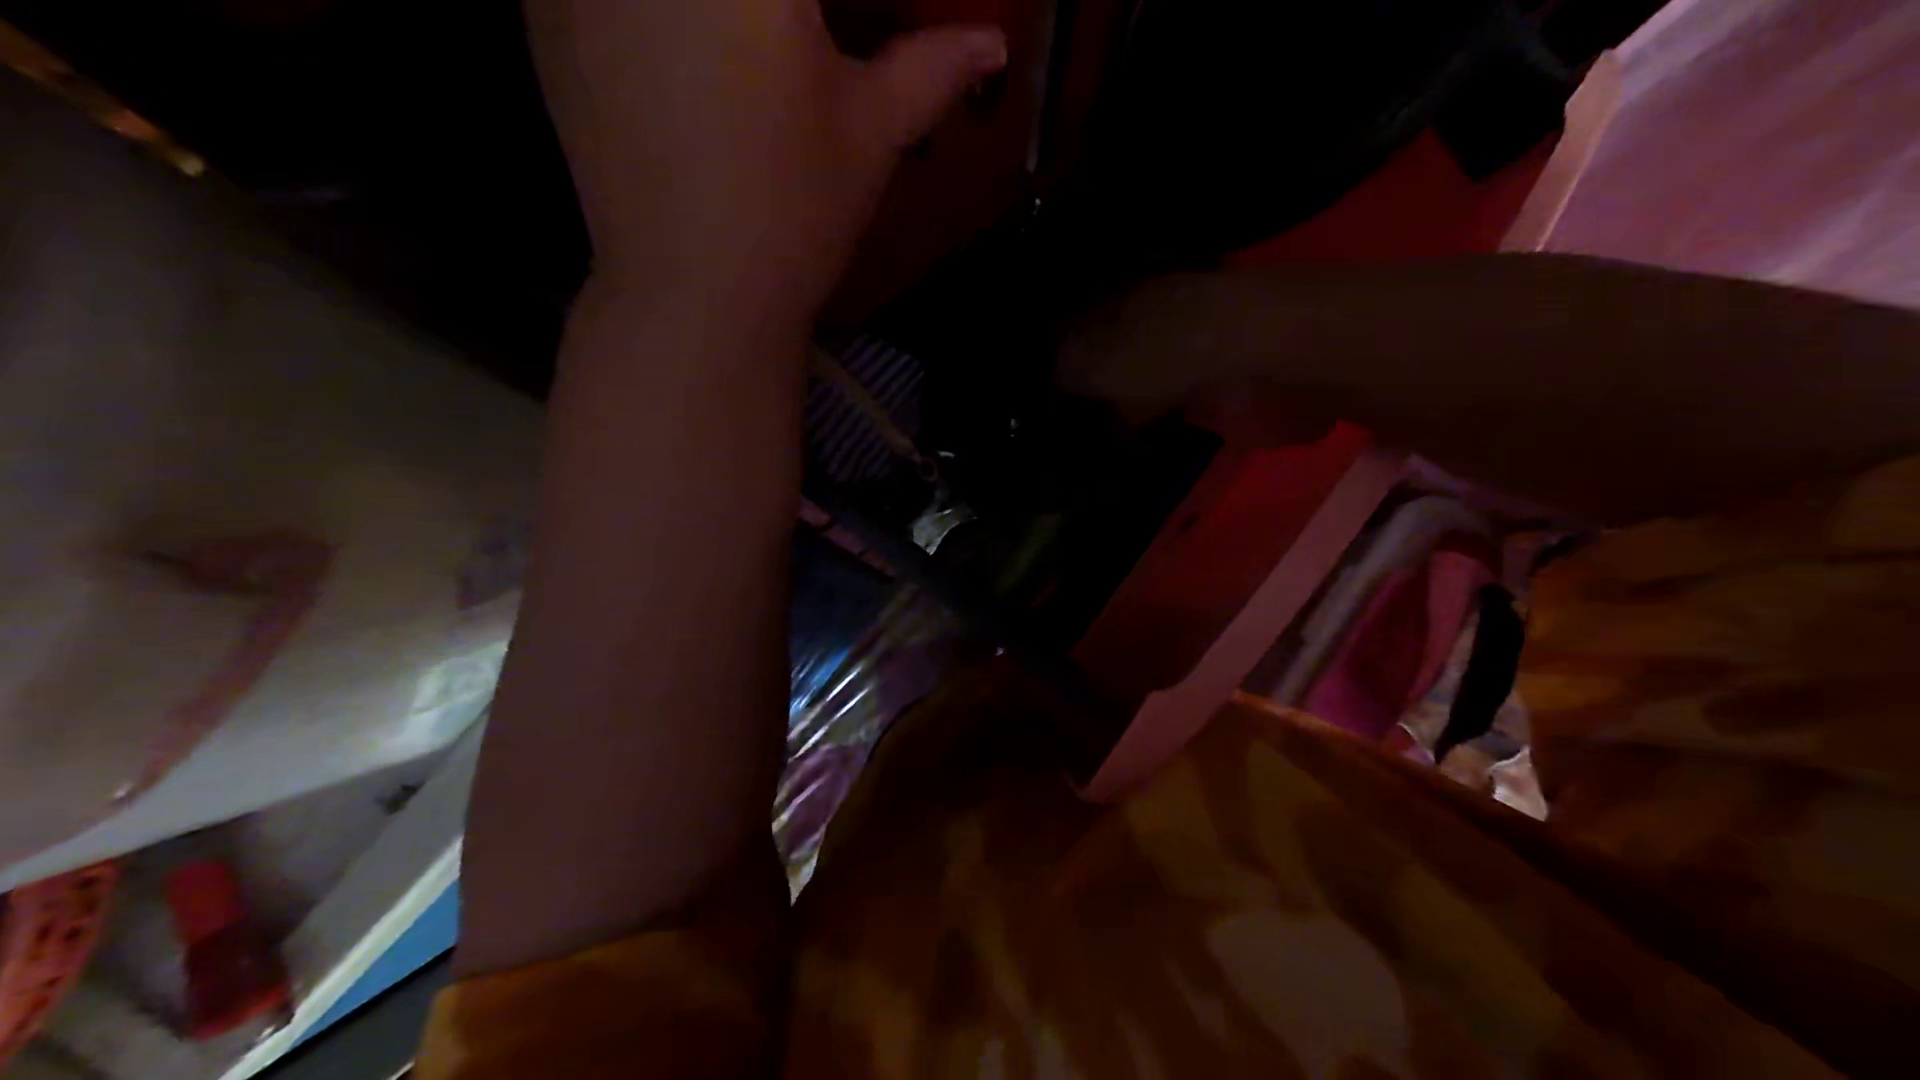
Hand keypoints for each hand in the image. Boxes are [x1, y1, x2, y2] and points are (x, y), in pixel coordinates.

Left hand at [526, 0, 1006, 329]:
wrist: (692, 296)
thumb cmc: (793, 214)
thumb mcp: (871, 136)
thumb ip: (932, 68)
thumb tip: (993, 42)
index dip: (836, 9)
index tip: (846, 27)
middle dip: (786, 10)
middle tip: (803, 38)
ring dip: (717, 13)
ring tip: (745, 53)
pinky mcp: (541, 7)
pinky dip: (647, 11)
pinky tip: (676, 48)